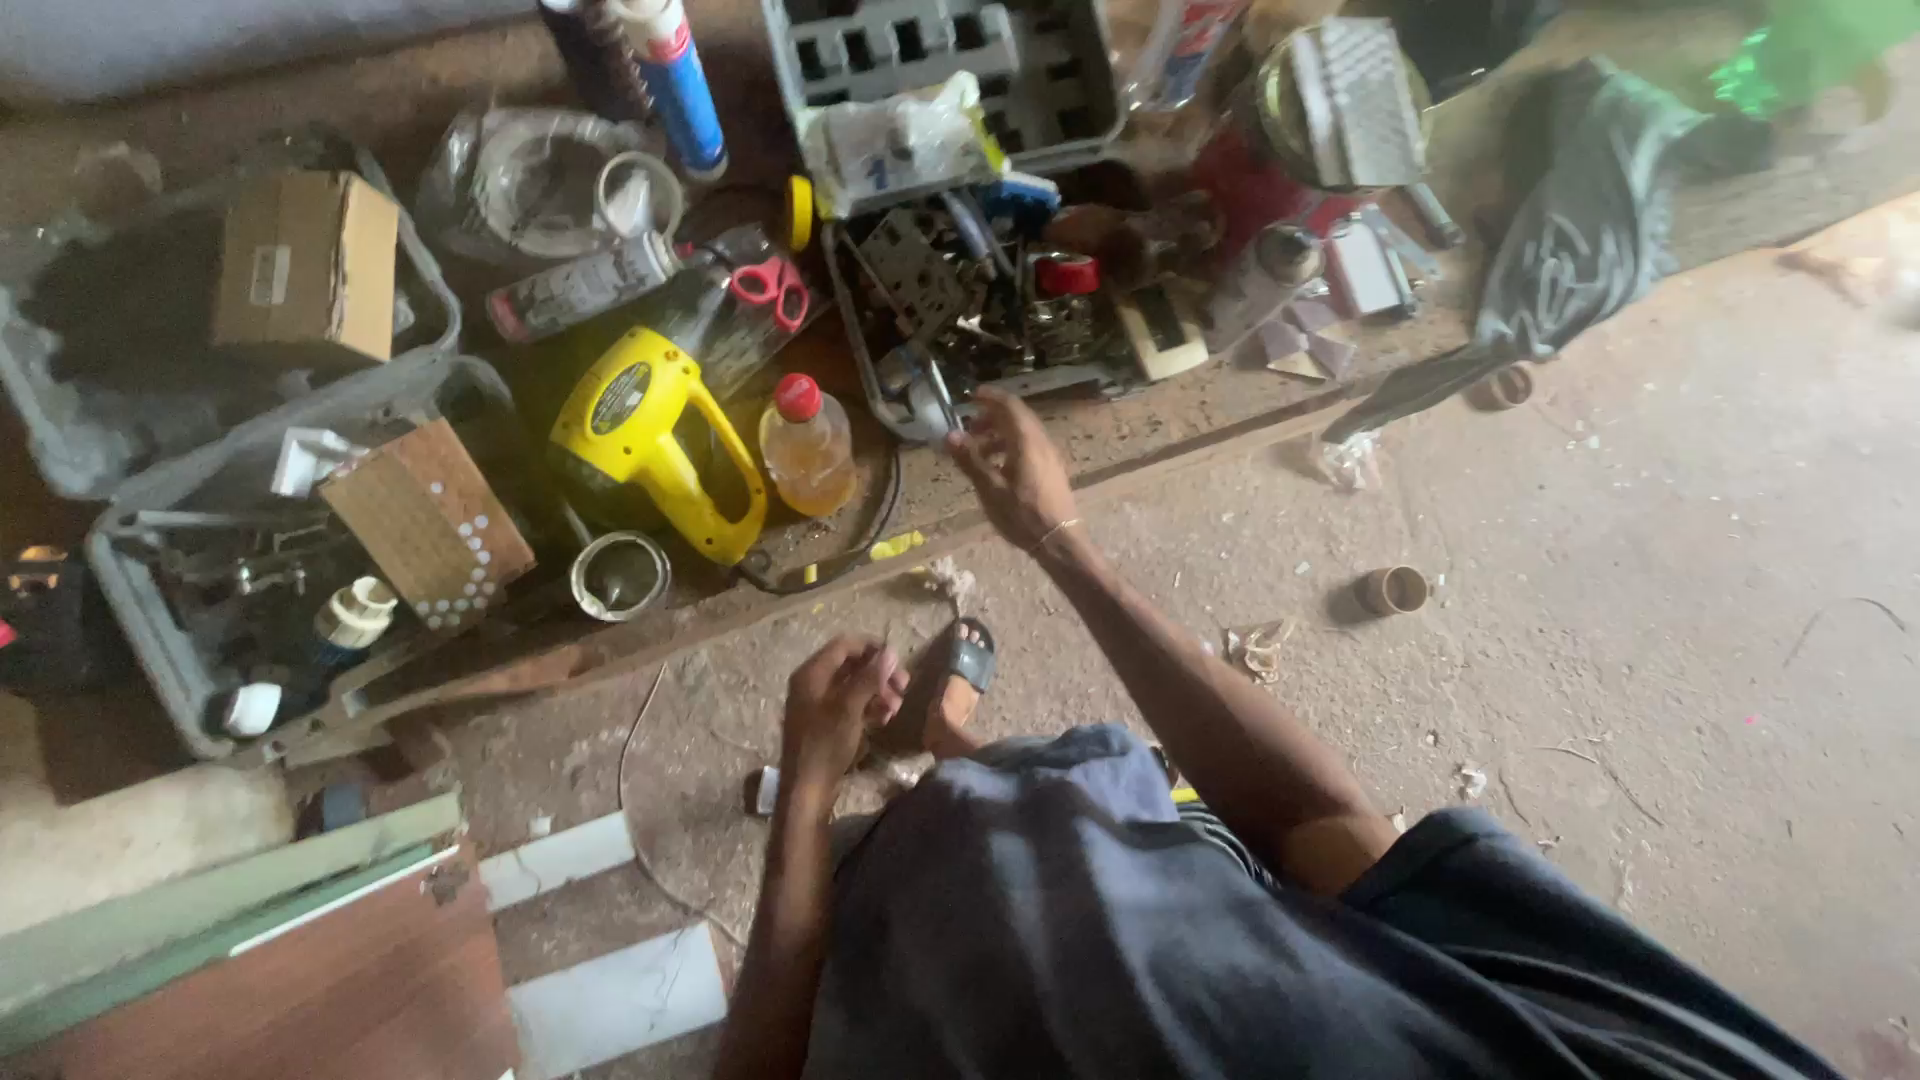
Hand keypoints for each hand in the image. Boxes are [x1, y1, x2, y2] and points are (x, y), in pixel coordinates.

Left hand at [782, 636, 908, 789]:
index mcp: (812, 673)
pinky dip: (869, 706)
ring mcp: (819, 702)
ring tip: (896, 708)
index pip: (845, 645)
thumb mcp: (849, 708)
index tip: (898, 661)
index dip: (872, 648)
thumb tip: (890, 652)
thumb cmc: (825, 744)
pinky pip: (851, 703)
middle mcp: (813, 682)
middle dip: (879, 674)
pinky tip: (884, 719)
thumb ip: (869, 678)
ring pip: (854, 685)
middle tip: (904, 687)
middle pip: (852, 665)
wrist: (807, 789)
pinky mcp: (826, 721)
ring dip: (878, 692)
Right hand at [945, 386, 1080, 553]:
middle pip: (1017, 417)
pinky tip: (997, 469)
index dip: (990, 397)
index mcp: (1027, 442)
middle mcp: (1042, 442)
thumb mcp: (990, 489)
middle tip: (969, 429)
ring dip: (999, 434)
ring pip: (1023, 433)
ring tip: (978, 452)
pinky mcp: (1052, 470)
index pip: (1009, 406)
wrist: (1059, 541)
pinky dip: (1010, 447)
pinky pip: (1029, 447)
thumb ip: (970, 459)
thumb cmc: (1023, 515)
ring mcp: (1050, 457)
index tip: (970, 397)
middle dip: (991, 417)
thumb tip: (949, 435)